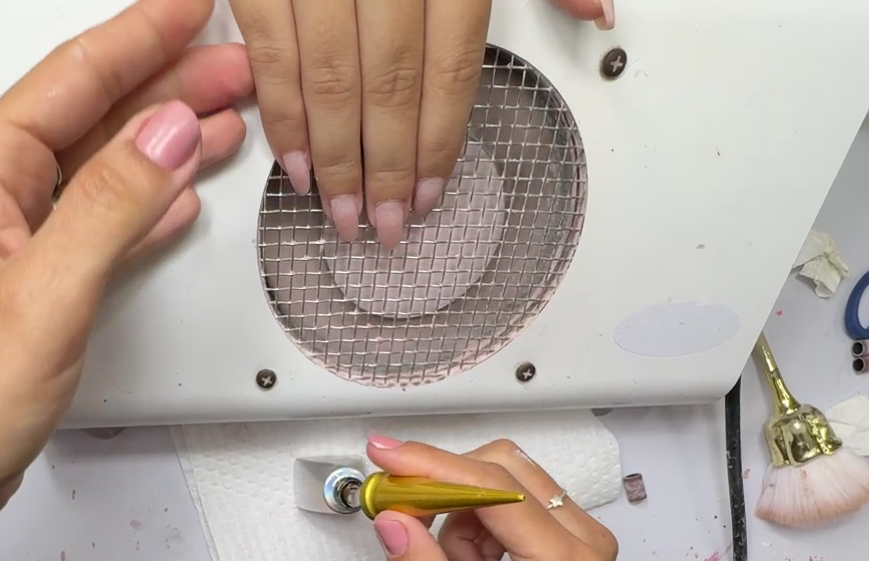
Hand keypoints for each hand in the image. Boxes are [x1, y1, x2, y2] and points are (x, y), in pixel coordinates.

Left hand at [0, 0, 251, 550]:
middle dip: (167, 85)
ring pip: (104, 168)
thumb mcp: (42, 295)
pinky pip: (103, 222)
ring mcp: (16, 243)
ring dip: (165, 142)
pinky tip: (178, 197)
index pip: (73, 79)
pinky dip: (147, 205)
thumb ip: (109, 206)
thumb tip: (168, 130)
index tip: (195, 2)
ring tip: (224, 119)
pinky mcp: (36, 285)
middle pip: (93, 116)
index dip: (141, 36)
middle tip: (235, 66)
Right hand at [230, 0, 612, 246]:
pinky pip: (269, 49)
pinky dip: (281, 114)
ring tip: (343, 216)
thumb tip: (599, 10)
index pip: (449, 65)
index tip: (430, 199)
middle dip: (387, 168)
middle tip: (385, 231)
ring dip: (334, 160)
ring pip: (330, 76)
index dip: (439, 142)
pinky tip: (293, 167)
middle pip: (390, 83)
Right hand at [366, 436, 617, 560]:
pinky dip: (475, 525)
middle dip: (446, 491)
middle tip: (408, 519)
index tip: (385, 454)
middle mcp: (584, 535)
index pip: (496, 490)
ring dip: (462, 516)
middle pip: (502, 469)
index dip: (435, 466)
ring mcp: (579, 530)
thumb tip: (390, 519)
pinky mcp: (567, 532)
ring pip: (501, 480)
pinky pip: (508, 500)